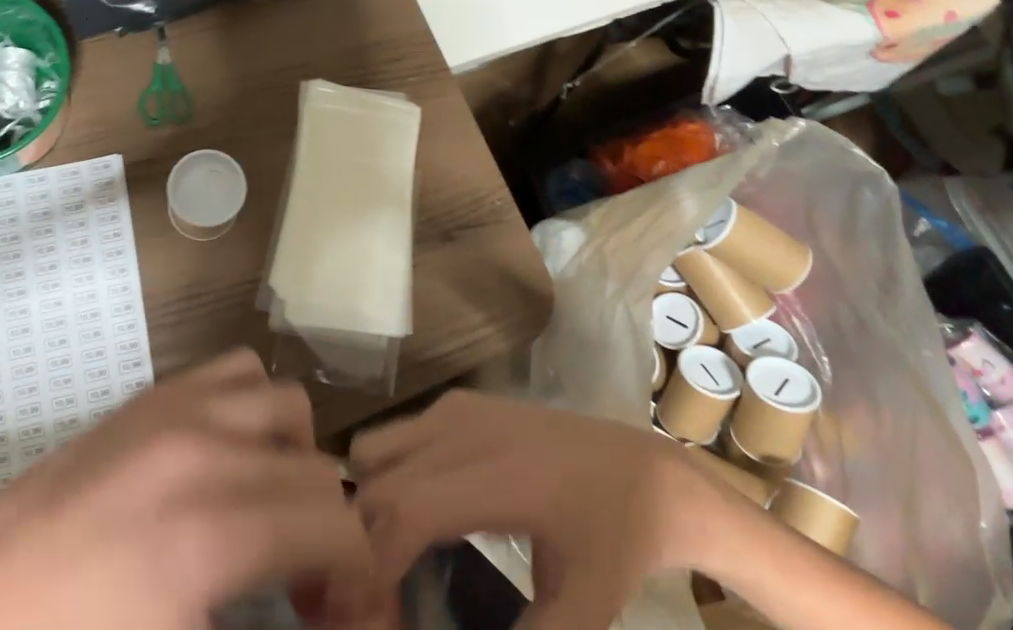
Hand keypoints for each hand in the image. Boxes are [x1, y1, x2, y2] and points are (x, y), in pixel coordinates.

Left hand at [0, 348, 384, 629]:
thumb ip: (268, 627)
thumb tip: (334, 613)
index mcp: (217, 527)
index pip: (344, 528)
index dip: (362, 584)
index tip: (336, 620)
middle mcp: (205, 448)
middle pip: (323, 473)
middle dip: (334, 539)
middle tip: (307, 597)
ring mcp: (172, 411)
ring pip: (285, 404)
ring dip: (296, 463)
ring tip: (270, 520)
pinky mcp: (144, 401)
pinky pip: (230, 375)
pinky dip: (251, 414)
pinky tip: (227, 468)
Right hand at [350, 391, 724, 629]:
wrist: (650, 474)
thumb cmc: (620, 542)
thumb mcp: (586, 608)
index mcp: (502, 480)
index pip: (407, 513)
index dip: (375, 566)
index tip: (373, 613)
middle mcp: (467, 433)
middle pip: (379, 485)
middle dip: (361, 545)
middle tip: (375, 597)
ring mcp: (459, 411)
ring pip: (373, 452)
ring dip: (368, 504)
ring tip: (388, 553)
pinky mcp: (459, 404)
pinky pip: (395, 437)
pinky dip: (386, 476)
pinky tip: (415, 514)